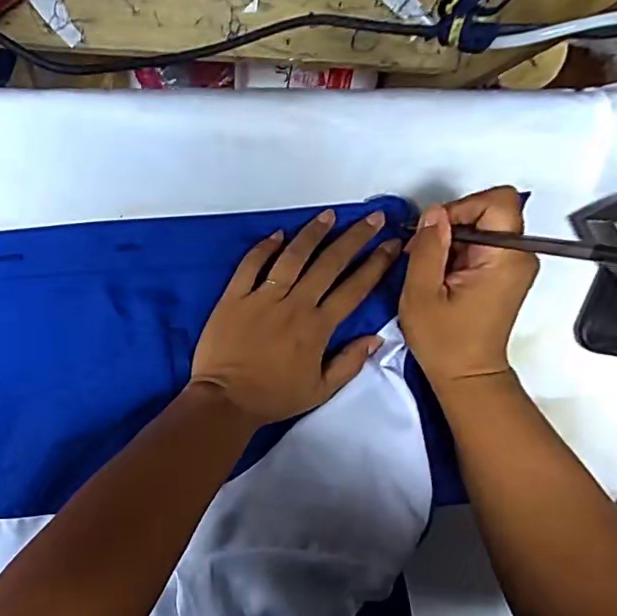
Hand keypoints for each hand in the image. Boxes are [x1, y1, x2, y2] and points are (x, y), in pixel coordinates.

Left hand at [190, 208, 401, 424]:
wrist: (225, 400)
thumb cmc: (273, 397)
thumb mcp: (320, 390)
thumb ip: (349, 362)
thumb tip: (376, 338)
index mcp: (317, 327)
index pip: (354, 288)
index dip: (375, 264)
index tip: (391, 244)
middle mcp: (293, 305)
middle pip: (329, 264)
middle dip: (354, 238)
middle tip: (372, 218)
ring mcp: (261, 298)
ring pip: (292, 257)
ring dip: (313, 234)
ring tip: (329, 216)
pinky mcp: (233, 298)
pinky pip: (250, 266)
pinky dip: (264, 248)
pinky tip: (278, 234)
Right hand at [399, 187, 537, 385]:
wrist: (466, 374)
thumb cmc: (446, 343)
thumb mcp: (421, 293)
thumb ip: (427, 248)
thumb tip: (432, 214)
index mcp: (506, 259)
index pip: (497, 201)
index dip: (461, 207)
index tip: (434, 232)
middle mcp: (519, 257)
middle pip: (489, 210)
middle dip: (451, 222)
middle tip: (423, 250)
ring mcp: (512, 265)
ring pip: (481, 226)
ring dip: (449, 239)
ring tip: (427, 268)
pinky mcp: (501, 273)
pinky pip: (478, 244)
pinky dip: (453, 251)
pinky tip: (436, 275)